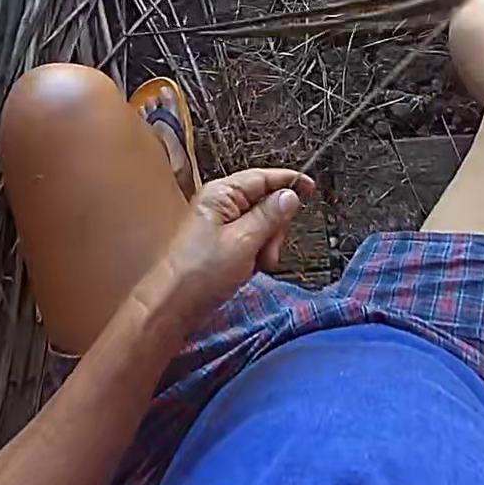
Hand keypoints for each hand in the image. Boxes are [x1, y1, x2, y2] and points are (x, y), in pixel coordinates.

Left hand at [131, 168, 314, 339]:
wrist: (172, 307)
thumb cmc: (202, 272)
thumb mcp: (243, 241)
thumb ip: (270, 216)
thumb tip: (291, 194)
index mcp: (222, 193)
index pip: (262, 177)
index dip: (288, 181)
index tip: (311, 188)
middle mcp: (222, 203)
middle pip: (266, 202)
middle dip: (274, 227)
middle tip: (267, 251)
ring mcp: (222, 224)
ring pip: (262, 225)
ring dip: (267, 245)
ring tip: (256, 264)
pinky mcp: (223, 243)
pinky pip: (252, 241)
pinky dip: (256, 255)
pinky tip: (249, 269)